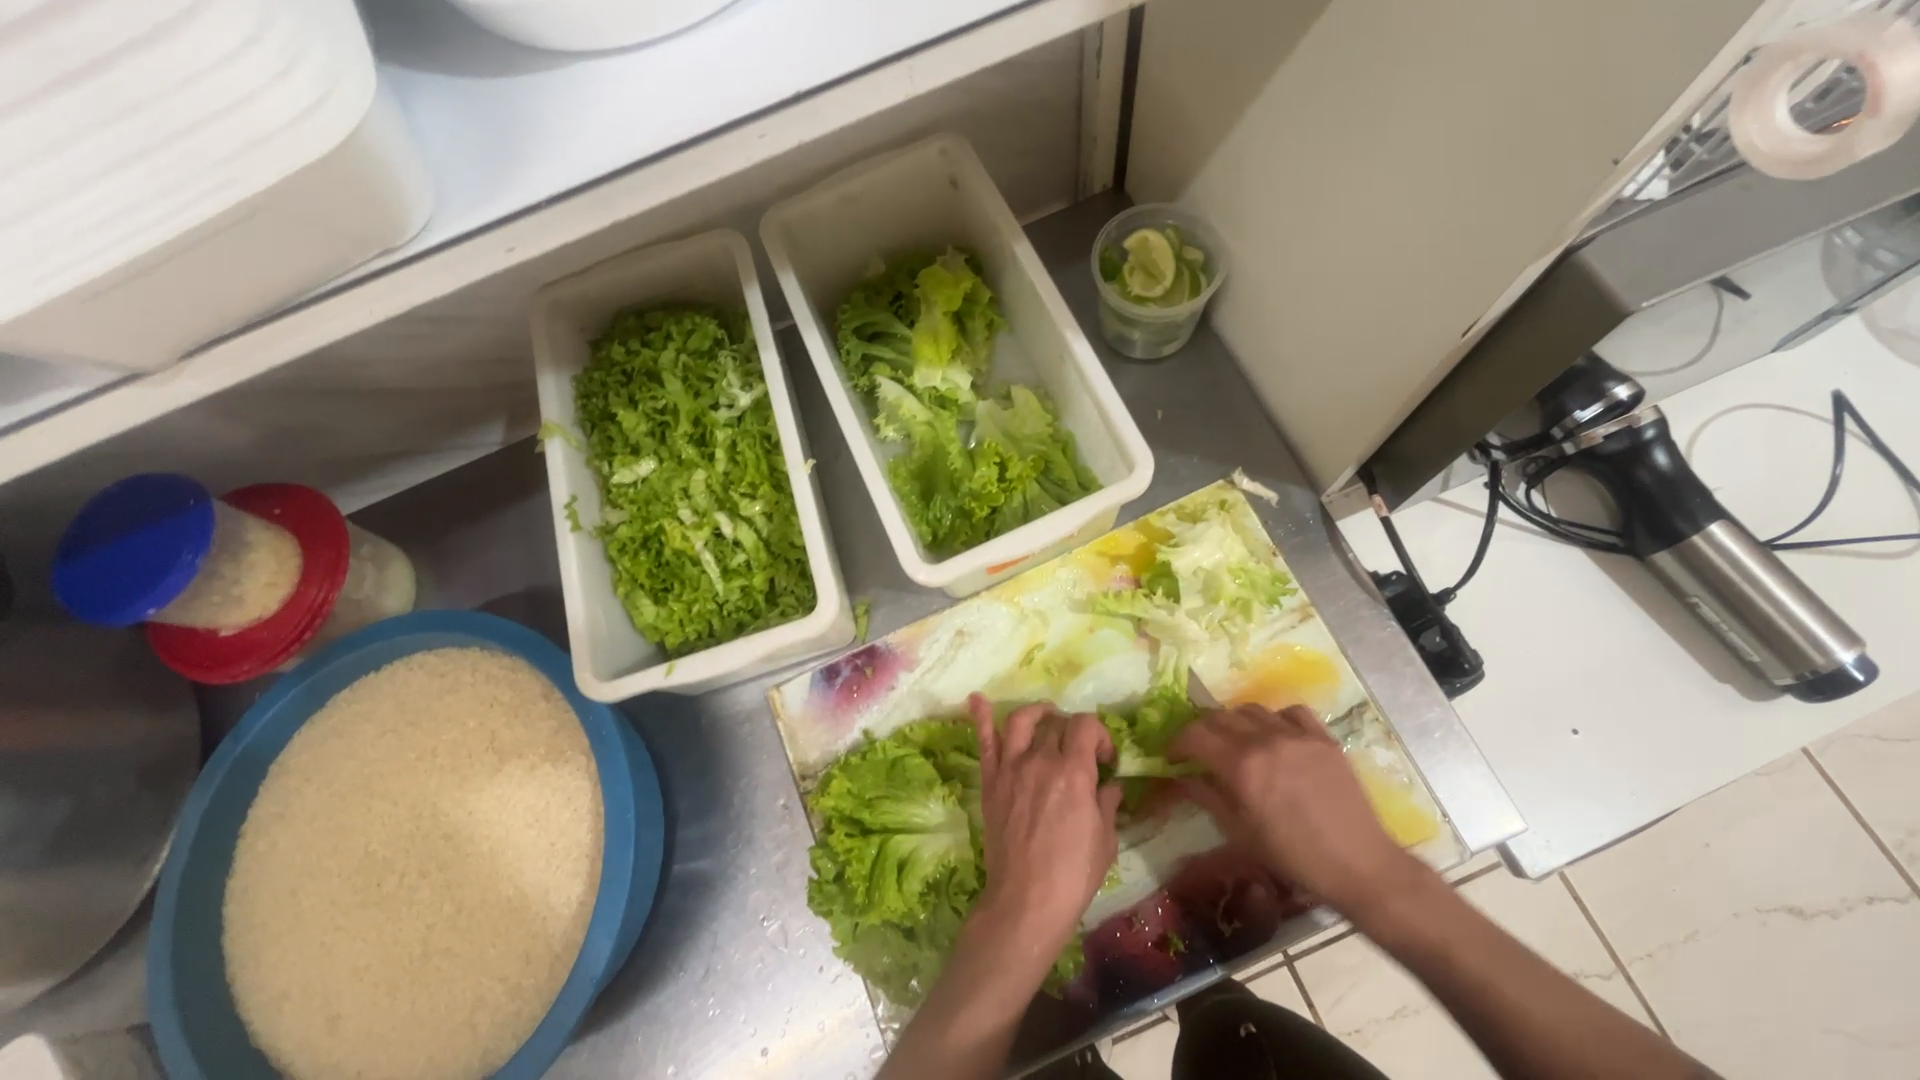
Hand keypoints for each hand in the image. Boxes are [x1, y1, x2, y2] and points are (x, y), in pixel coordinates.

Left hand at [965, 694, 1121, 965]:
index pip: (1086, 726)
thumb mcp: (1105, 839)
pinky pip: (983, 743)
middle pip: (1056, 724)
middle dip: (1073, 731)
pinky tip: (976, 699)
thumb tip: (1109, 786)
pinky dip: (979, 717)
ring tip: (1046, 718)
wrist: (1027, 900)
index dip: (1100, 735)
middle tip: (1079, 753)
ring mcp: (1011, 769)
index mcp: (1074, 771)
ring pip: (1020, 721)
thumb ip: (1107, 804)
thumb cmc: (1074, 874)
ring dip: (1036, 714)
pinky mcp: (991, 783)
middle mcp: (1040, 760)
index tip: (1105, 760)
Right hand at [1169, 703, 1421, 916]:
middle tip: (1198, 750)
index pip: (1195, 735)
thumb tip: (1181, 777)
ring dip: (1234, 722)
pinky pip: (1291, 711)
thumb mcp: (1239, 832)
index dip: (1176, 743)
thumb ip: (1206, 797)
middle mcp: (1266, 740)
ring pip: (1252, 709)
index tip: (1172, 757)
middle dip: (1201, 731)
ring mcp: (1297, 735)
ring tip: (1236, 742)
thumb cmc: (1292, 856)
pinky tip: (1275, 736)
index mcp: (1241, 766)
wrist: (1357, 863)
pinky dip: (1274, 718)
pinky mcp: (1323, 738)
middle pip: (1219, 716)